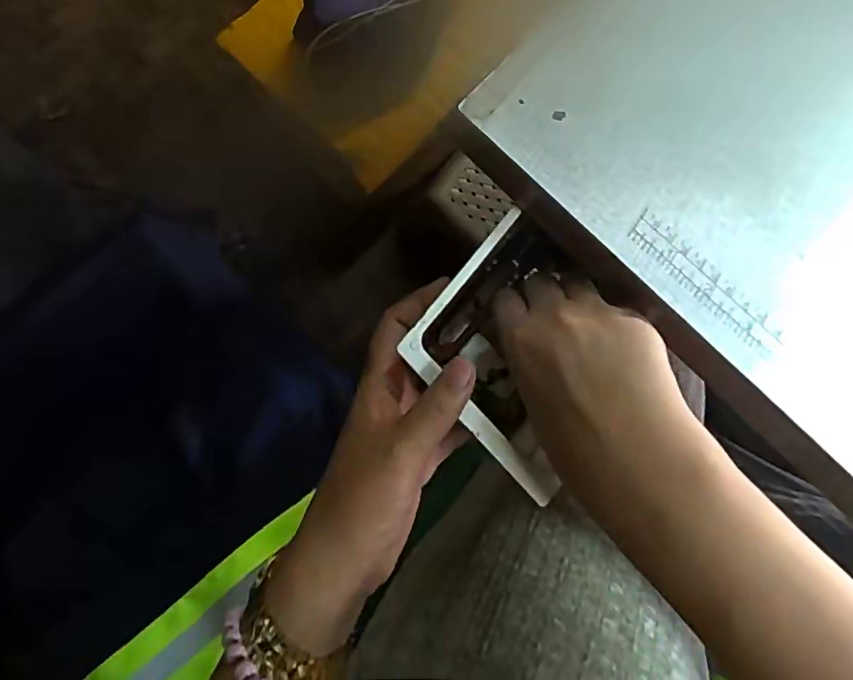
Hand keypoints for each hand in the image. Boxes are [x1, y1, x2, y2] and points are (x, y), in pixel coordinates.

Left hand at [260, 279, 474, 655]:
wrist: (343, 565)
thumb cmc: (362, 500)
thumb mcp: (401, 451)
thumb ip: (436, 408)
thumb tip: (470, 360)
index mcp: (379, 388)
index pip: (394, 329)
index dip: (419, 302)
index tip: (456, 287)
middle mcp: (395, 399)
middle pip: (425, 354)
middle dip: (456, 334)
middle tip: (498, 319)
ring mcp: (409, 428)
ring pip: (442, 388)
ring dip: (469, 374)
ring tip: (509, 355)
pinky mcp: (422, 455)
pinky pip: (452, 424)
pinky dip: (474, 416)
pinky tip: (505, 410)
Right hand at [491, 275, 705, 506]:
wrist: (639, 455)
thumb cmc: (577, 453)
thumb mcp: (534, 406)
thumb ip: (533, 367)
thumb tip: (541, 359)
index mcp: (522, 339)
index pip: (505, 298)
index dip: (513, 304)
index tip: (519, 312)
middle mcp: (556, 314)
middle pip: (542, 280)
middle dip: (544, 293)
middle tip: (553, 314)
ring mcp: (598, 311)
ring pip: (580, 284)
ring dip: (578, 298)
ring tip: (589, 322)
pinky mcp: (633, 317)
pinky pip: (618, 310)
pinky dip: (617, 323)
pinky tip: (627, 348)